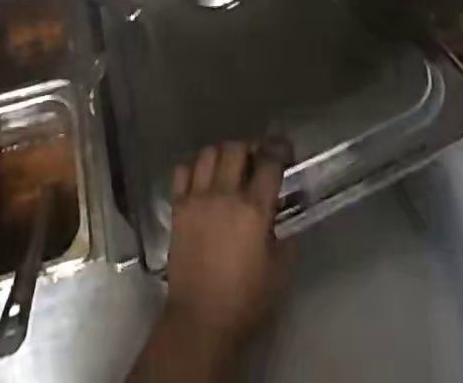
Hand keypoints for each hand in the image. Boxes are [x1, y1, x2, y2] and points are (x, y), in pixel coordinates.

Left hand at [163, 138, 292, 346]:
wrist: (201, 317)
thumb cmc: (246, 298)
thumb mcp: (279, 269)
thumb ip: (284, 235)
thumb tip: (282, 215)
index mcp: (253, 210)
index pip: (268, 163)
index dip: (278, 148)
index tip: (283, 146)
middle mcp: (224, 194)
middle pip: (235, 148)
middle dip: (249, 147)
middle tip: (256, 156)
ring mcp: (196, 198)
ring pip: (207, 154)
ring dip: (222, 152)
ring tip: (229, 163)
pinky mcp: (177, 206)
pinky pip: (183, 171)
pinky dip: (194, 166)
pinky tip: (202, 176)